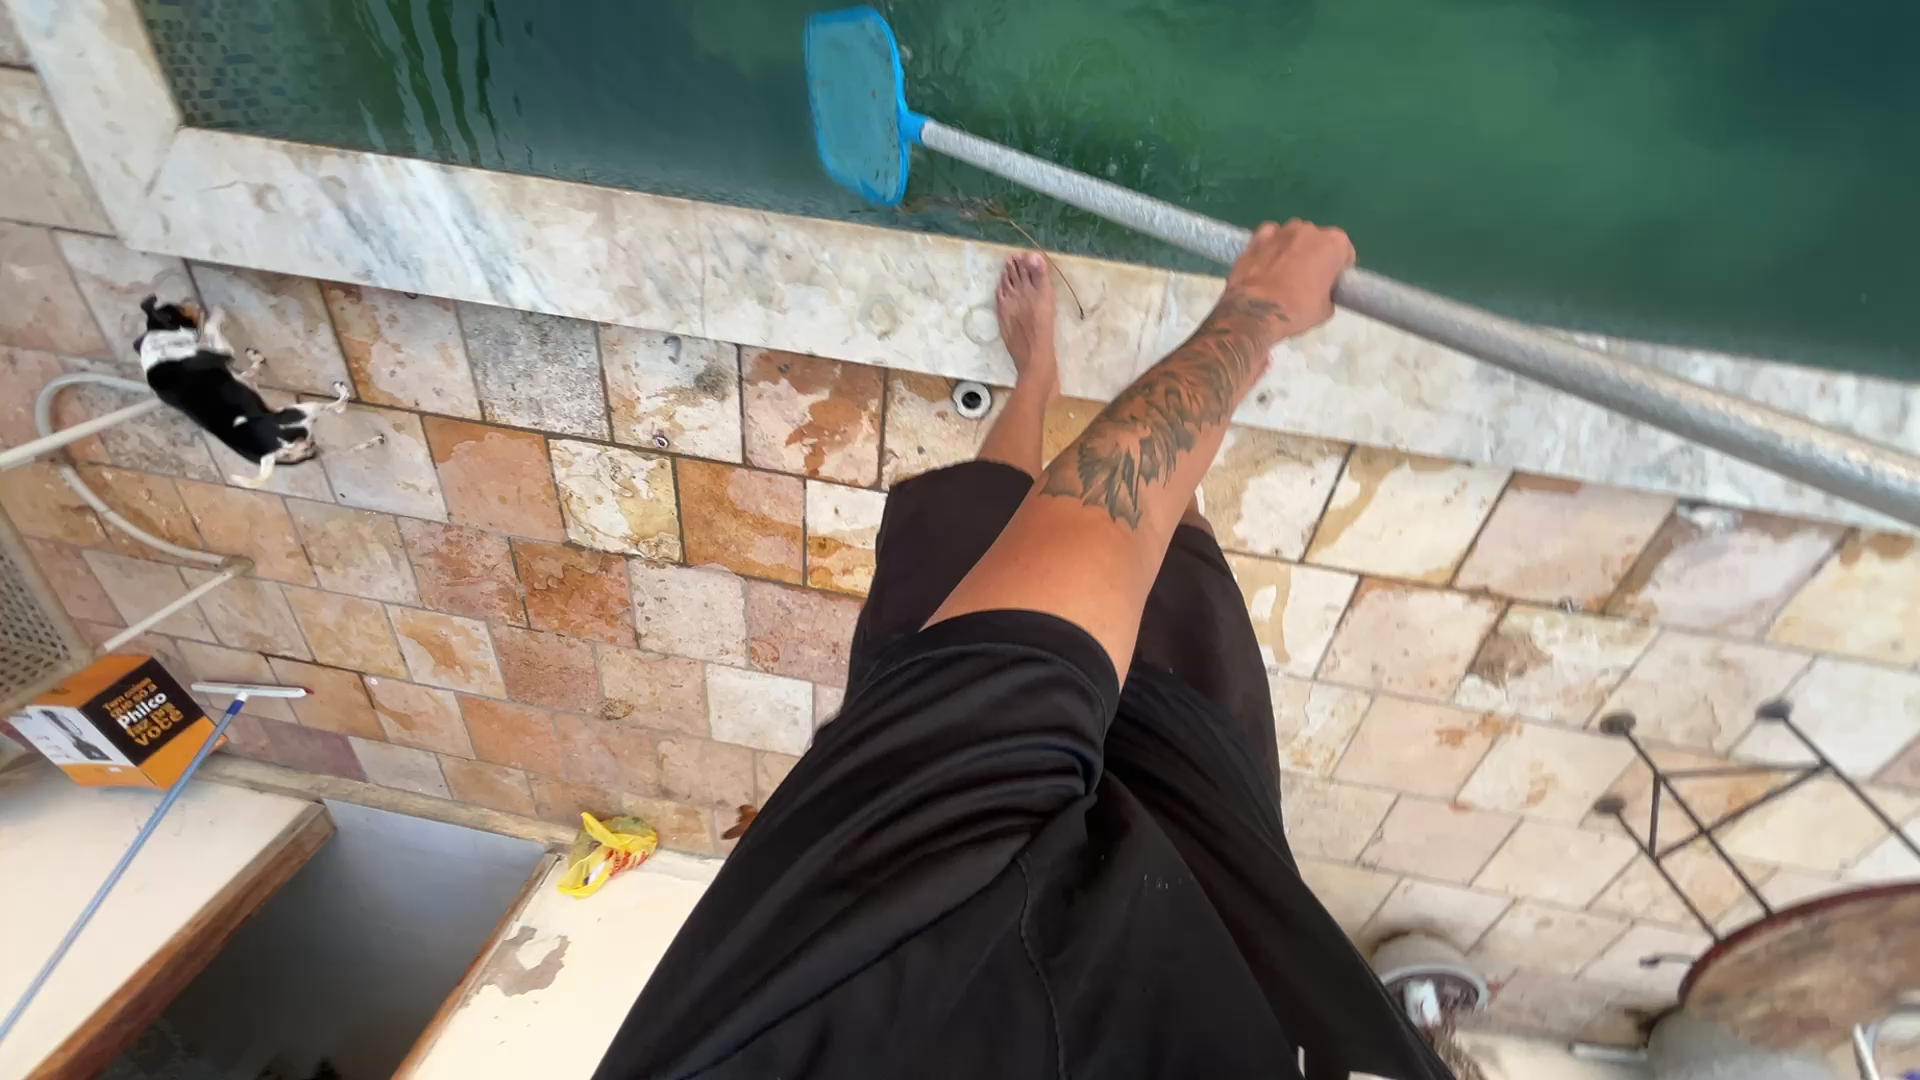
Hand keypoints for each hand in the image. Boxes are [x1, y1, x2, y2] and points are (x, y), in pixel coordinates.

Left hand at [1221, 219, 1354, 342]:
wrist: (1252, 314)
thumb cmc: (1295, 311)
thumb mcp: (1326, 310)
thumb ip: (1329, 293)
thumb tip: (1321, 293)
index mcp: (1335, 242)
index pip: (1344, 253)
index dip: (1337, 269)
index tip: (1329, 284)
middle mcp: (1309, 229)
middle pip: (1317, 242)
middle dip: (1313, 257)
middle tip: (1303, 281)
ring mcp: (1280, 230)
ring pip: (1292, 238)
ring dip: (1290, 250)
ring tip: (1280, 275)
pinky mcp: (1255, 238)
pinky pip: (1268, 239)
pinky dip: (1268, 249)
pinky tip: (1263, 266)